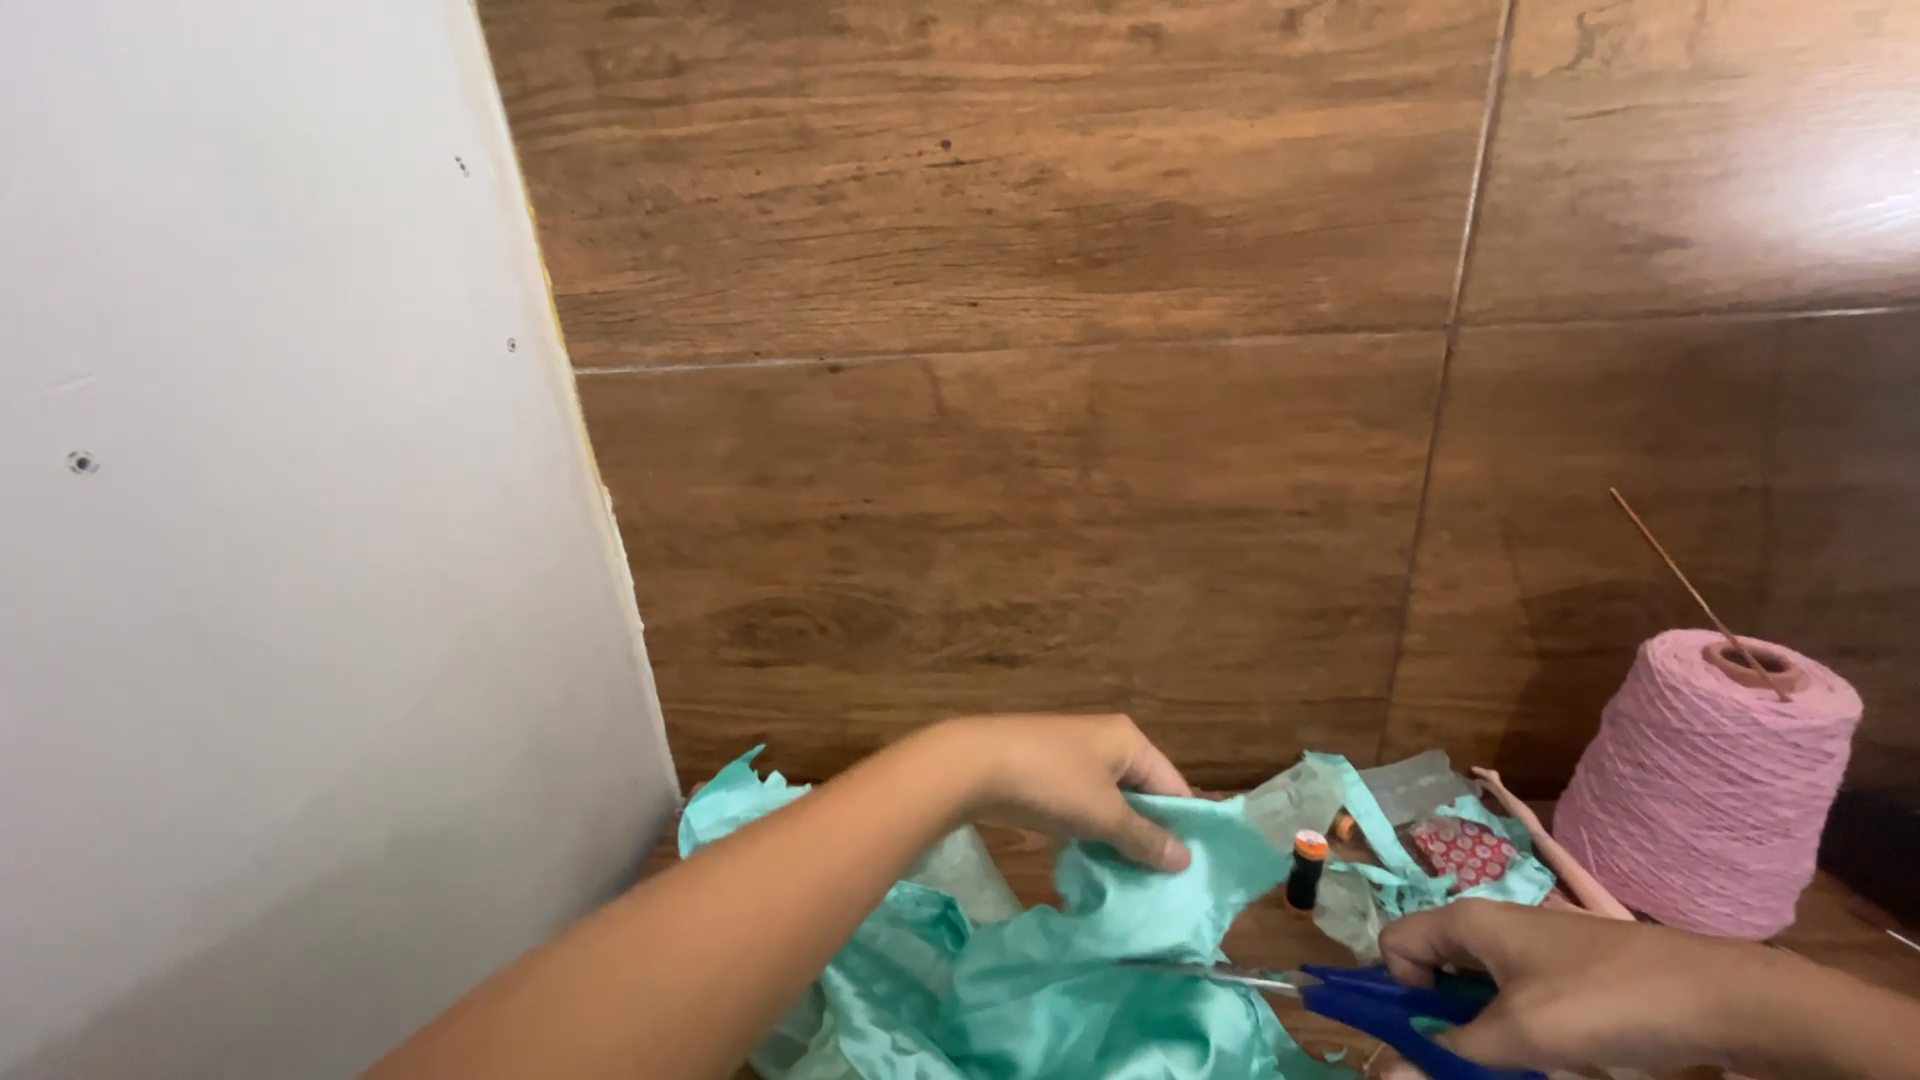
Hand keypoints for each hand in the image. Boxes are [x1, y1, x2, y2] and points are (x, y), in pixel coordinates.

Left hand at [914, 714, 1194, 871]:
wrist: (974, 765)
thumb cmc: (1052, 782)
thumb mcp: (1104, 815)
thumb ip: (1145, 838)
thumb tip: (1185, 860)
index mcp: (1129, 740)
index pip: (1173, 786)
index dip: (1184, 828)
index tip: (1193, 873)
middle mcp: (1105, 742)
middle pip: (1142, 794)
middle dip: (1149, 836)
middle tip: (1163, 885)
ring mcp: (1073, 758)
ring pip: (1110, 804)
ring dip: (1117, 839)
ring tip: (1132, 884)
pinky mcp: (1047, 776)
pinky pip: (1081, 807)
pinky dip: (1088, 833)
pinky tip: (1092, 867)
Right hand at [1378, 899, 1784, 1073]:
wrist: (1722, 999)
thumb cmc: (1605, 1002)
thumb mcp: (1523, 1034)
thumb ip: (1453, 1053)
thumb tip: (1386, 1074)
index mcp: (1465, 922)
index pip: (1395, 945)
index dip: (1400, 992)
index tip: (1434, 1037)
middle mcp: (1488, 926)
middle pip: (1434, 969)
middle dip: (1442, 1021)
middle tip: (1479, 1063)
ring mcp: (1530, 948)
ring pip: (1477, 991)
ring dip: (1485, 1033)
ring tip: (1526, 1065)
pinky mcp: (1566, 972)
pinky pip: (1516, 999)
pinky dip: (1521, 1032)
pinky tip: (1559, 1060)